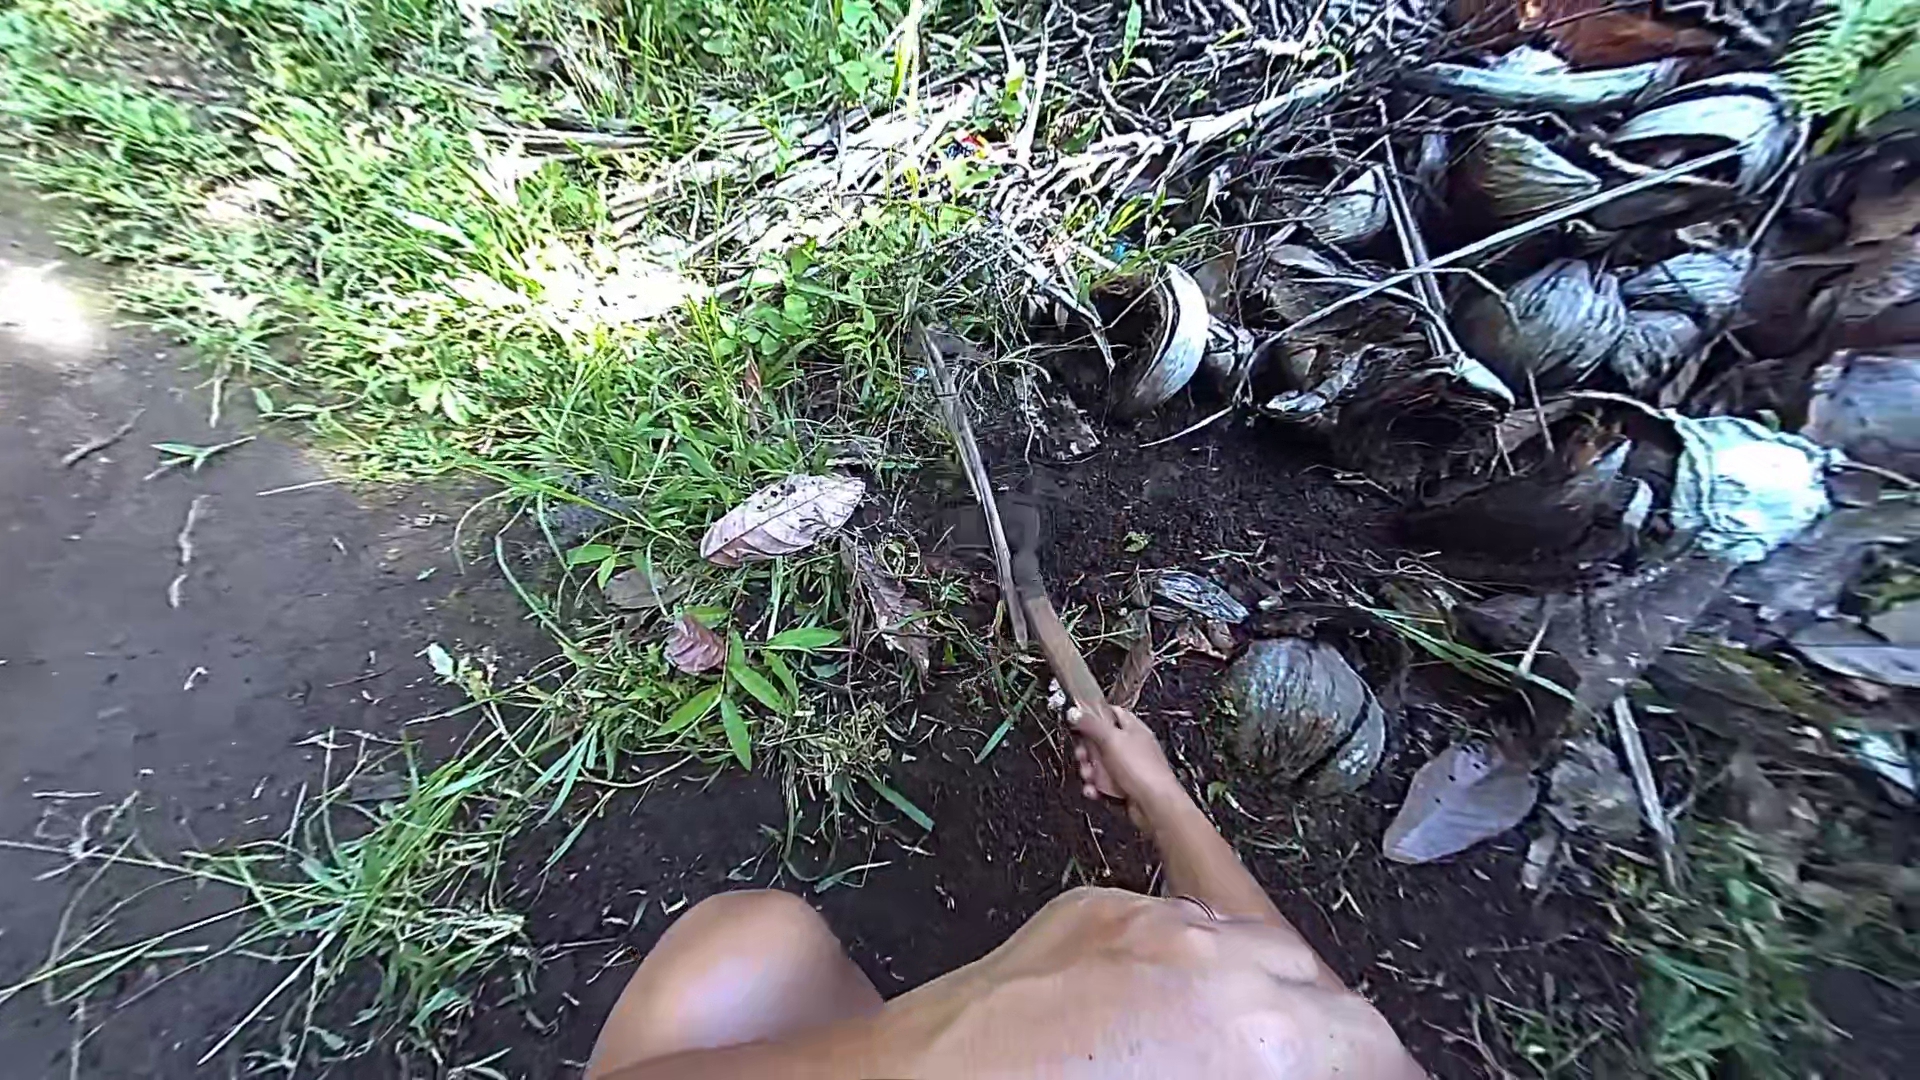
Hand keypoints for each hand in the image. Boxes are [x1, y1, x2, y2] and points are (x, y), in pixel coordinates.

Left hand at [874, 888, 1426, 1078]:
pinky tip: (1148, 999)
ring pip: (1229, 931)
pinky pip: (1162, 918)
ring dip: (1242, 977)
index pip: (1363, 1034)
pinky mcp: (1092, 900)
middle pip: (1298, 967)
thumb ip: (1255, 1068)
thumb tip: (1279, 1055)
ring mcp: (1140, 909)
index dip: (1371, 1065)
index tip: (1359, 1079)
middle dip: (1311, 1019)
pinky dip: (1180, 954)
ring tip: (1218, 1030)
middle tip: (1290, 1061)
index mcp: (1253, 1024)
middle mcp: (1204, 944)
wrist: (949, 1074)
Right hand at [1067, 705, 1186, 827]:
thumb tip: (1074, 712)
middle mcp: (1132, 747)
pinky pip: (1104, 784)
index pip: (1112, 713)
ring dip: (1089, 771)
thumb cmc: (1142, 769)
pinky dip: (1096, 787)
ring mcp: (1129, 769)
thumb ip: (1090, 724)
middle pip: (1101, 741)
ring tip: (1090, 776)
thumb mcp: (1111, 739)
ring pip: (1100, 765)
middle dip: (1087, 750)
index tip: (1080, 722)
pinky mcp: (1125, 788)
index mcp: (1133, 729)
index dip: (1094, 716)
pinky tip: (1094, 790)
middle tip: (1083, 755)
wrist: (1155, 806)